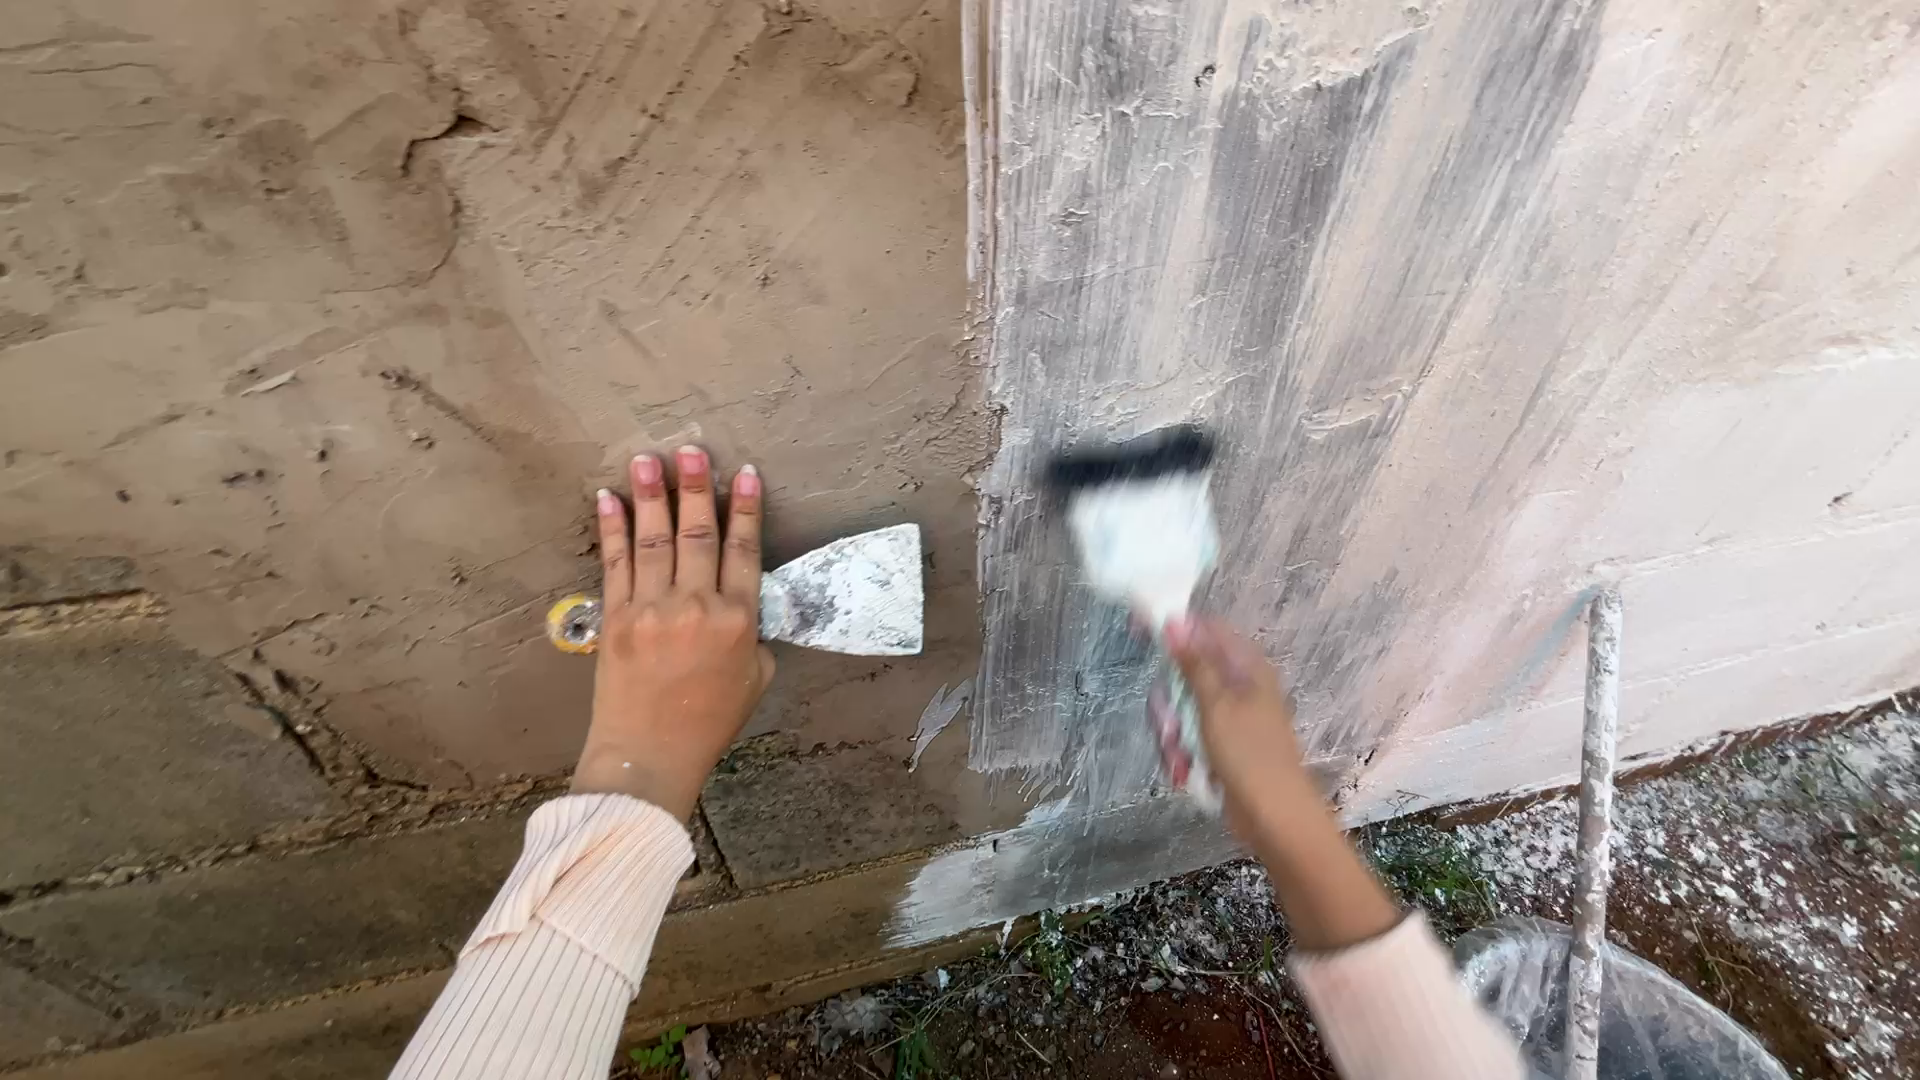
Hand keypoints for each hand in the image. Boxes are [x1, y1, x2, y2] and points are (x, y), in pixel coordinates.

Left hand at [571, 446, 775, 820]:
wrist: (649, 755)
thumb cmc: (710, 721)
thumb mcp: (755, 679)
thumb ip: (754, 635)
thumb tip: (739, 607)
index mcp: (737, 620)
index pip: (743, 550)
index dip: (746, 509)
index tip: (745, 473)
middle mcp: (696, 605)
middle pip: (699, 534)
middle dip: (696, 487)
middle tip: (692, 449)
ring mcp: (651, 609)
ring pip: (655, 540)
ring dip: (652, 496)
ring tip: (648, 458)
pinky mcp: (614, 618)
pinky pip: (615, 564)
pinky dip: (612, 529)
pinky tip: (609, 498)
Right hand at [1160, 616, 1400, 948]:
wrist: (1274, 820)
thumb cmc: (1249, 755)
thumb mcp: (1215, 705)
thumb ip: (1193, 662)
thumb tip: (1174, 622)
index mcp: (1245, 667)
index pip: (1204, 629)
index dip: (1173, 628)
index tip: (1140, 633)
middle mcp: (1236, 686)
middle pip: (1183, 672)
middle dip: (1168, 701)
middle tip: (1170, 723)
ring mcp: (1226, 717)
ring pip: (1179, 707)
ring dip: (1172, 733)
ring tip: (1181, 757)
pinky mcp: (1217, 744)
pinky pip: (1185, 735)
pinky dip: (1180, 752)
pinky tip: (1185, 772)